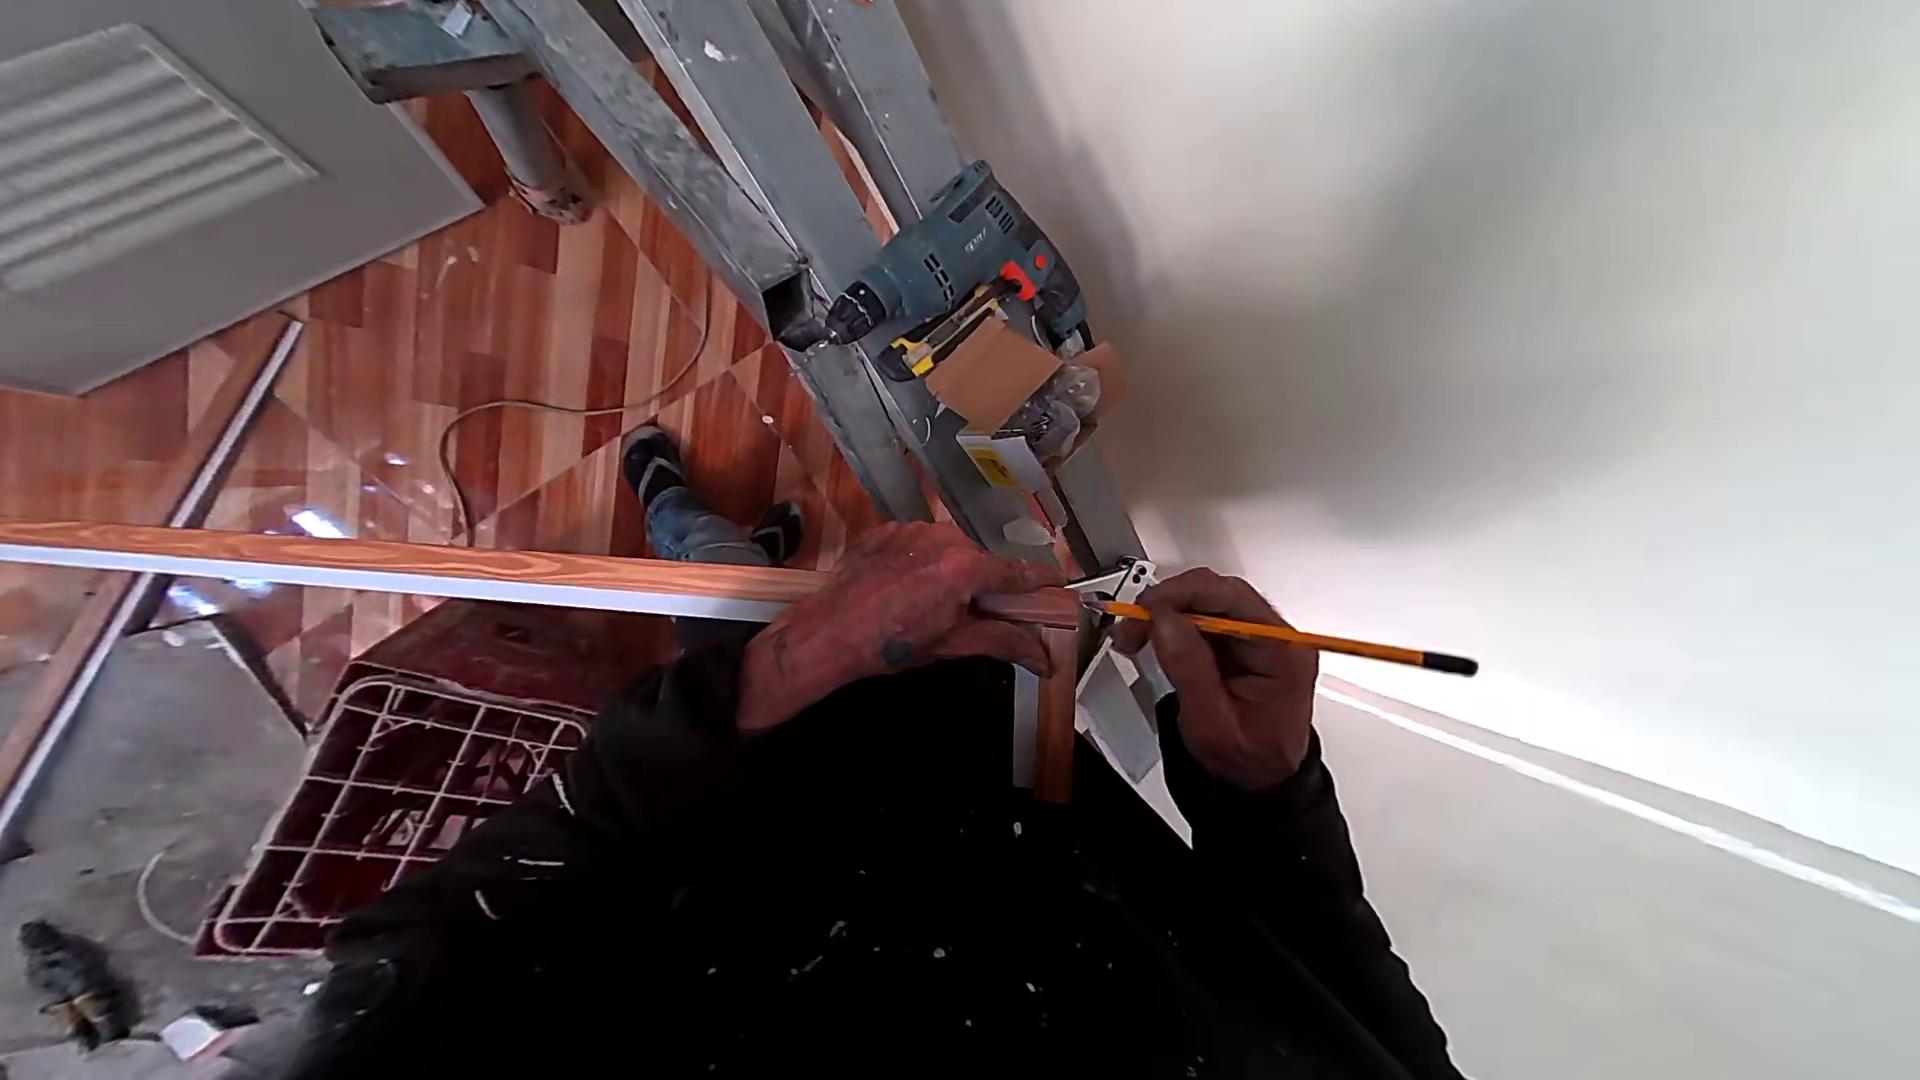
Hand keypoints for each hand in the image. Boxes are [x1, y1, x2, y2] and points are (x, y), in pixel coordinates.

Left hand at [736, 522, 1064, 732]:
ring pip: (950, 550)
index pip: (1018, 573)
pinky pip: (920, 544)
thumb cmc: (888, 642)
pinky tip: (904, 589)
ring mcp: (913, 530)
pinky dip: (921, 563)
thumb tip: (1041, 656)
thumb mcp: (952, 645)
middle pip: (983, 562)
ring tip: (927, 604)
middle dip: (983, 586)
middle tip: (970, 614)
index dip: (1040, 581)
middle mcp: (943, 539)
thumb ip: (1003, 642)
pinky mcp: (888, 530)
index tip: (1054, 585)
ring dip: (950, 572)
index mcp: (965, 568)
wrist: (828, 631)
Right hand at [1111, 568, 1316, 789]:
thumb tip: (1164, 619)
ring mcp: (1252, 636)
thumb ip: (1189, 669)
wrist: (1256, 780)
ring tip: (1135, 635)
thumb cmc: (1247, 761)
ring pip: (1202, 599)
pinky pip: (1197, 615)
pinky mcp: (1233, 640)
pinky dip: (1167, 622)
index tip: (1146, 607)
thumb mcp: (1212, 725)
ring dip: (1163, 612)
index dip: (1182, 594)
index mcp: (1281, 652)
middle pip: (1215, 591)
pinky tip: (1150, 637)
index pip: (1230, 597)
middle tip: (1134, 624)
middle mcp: (1272, 635)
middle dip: (1167, 602)